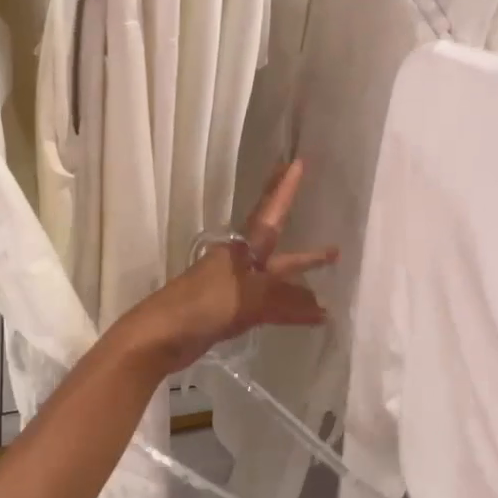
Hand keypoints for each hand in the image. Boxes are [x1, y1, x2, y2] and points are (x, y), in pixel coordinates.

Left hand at [118, 161, 335, 375]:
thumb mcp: (248, 296)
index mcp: (242, 249)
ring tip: (327, 294)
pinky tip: (308, 319)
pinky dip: (290, 312)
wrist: (162, 335)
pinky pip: (269, 307)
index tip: (297, 162)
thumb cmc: (202, 304)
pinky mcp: (231, 313)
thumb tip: (320, 308)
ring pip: (276, 284)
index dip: (284, 189)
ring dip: (300, 286)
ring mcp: (235, 289)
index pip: (270, 213)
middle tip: (336, 248)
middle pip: (279, 254)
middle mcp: (241, 264)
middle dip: (306, 253)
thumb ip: (284, 300)